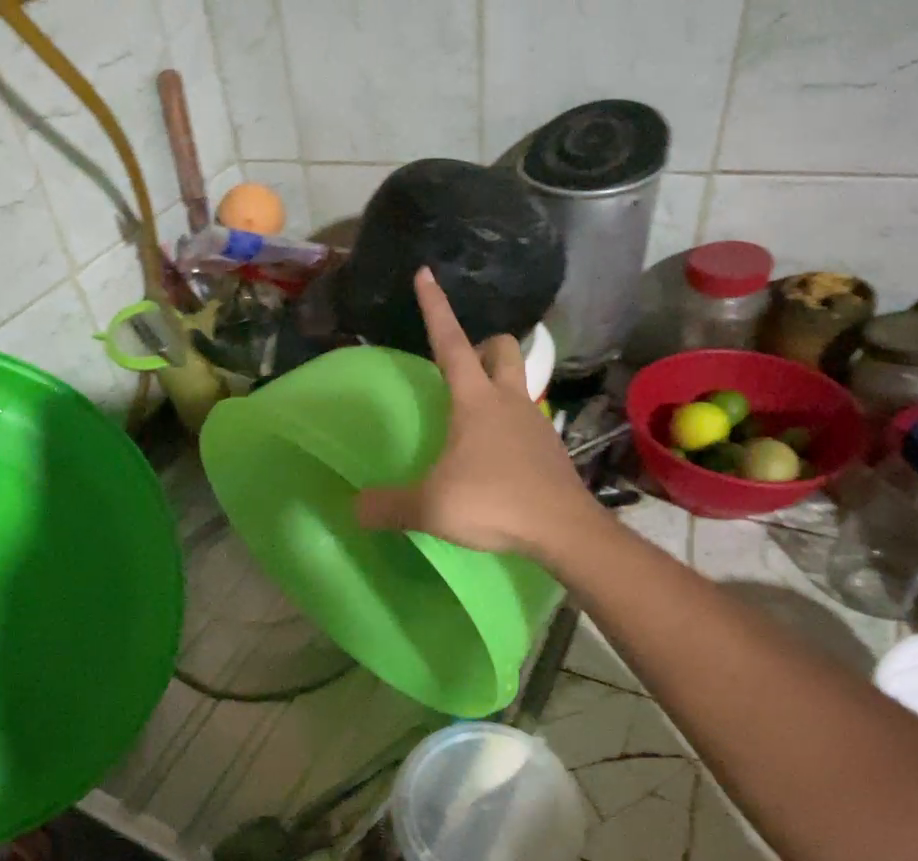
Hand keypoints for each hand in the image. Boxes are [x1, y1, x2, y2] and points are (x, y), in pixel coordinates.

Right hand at [355, 267, 598, 557]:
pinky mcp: (549, 449)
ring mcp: (535, 423)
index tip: (425, 273)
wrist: (562, 529)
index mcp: (476, 400)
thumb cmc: (494, 503)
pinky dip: (509, 425)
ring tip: (472, 418)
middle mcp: (509, 401)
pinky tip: (495, 456)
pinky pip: (527, 421)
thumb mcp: (429, 507)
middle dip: (482, 345)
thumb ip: (388, 505)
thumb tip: (355, 507)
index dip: (435, 308)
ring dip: (497, 386)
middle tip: (460, 368)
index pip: (450, 343)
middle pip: (501, 349)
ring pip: (518, 384)